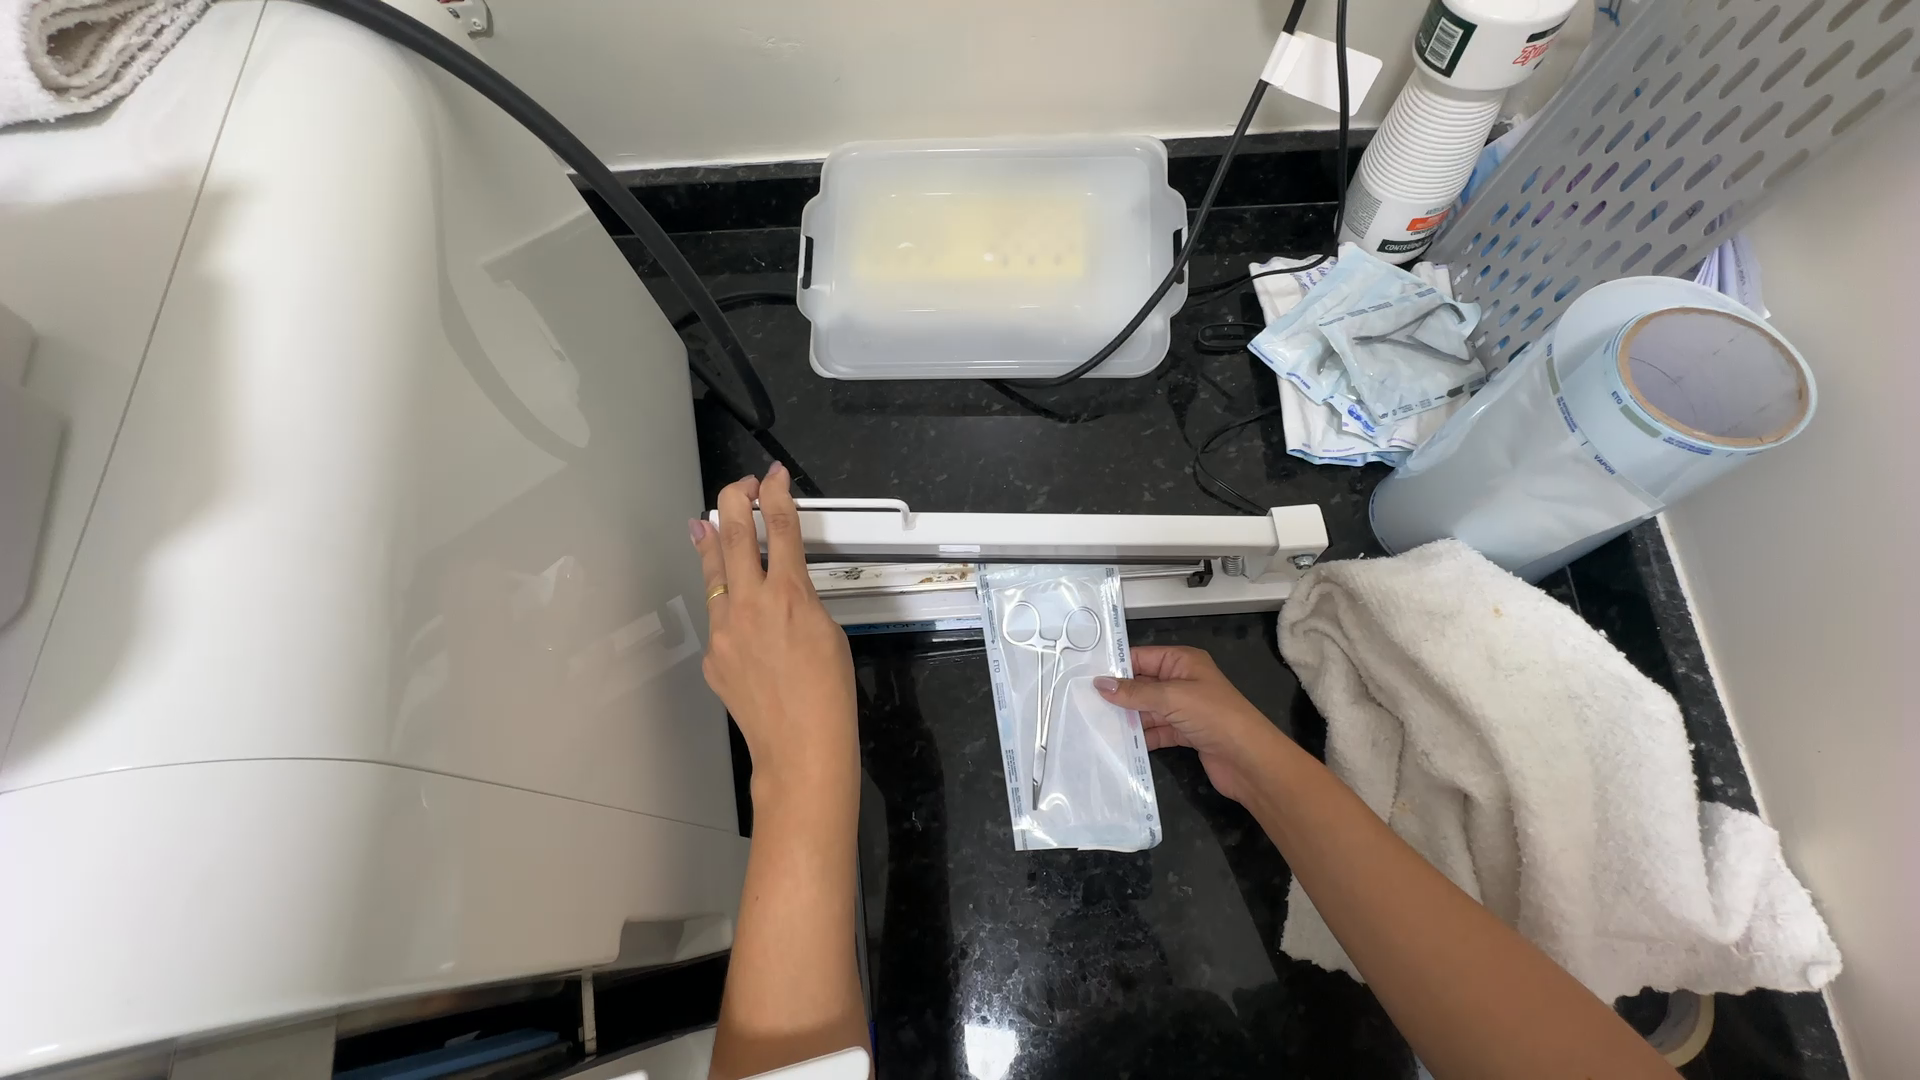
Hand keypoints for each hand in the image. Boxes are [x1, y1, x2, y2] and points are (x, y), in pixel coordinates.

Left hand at [692, 464, 858, 803]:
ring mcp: (723, 631)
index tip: (773, 477)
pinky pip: (718, 618)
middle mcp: (748, 605)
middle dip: (734, 500)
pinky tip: (732, 605)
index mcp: (789, 595)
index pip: (778, 528)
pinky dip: (726, 603)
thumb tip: (779, 585)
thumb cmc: (830, 691)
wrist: (800, 746)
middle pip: (732, 534)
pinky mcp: (712, 656)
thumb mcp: (828, 629)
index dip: (775, 495)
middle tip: (740, 485)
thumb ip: (799, 597)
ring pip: (712, 572)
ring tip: (709, 521)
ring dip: (713, 542)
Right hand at [1095, 646, 1282, 804]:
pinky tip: (1120, 744)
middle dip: (1118, 694)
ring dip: (1127, 717)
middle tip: (1084, 702)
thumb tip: (1099, 684)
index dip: (1117, 667)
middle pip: (1143, 684)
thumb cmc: (1213, 716)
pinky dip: (1142, 736)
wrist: (1250, 760)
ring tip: (1096, 724)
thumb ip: (1134, 692)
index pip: (1142, 658)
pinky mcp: (1186, 733)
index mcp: (1183, 662)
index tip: (1086, 676)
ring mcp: (1185, 709)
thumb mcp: (1171, 697)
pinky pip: (1157, 730)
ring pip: (1148, 709)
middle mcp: (1183, 681)